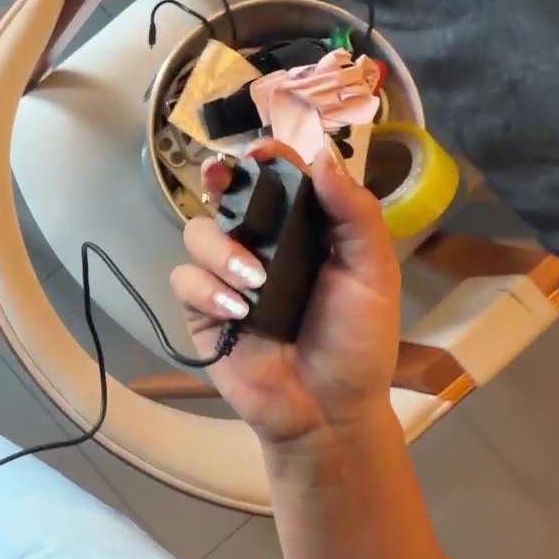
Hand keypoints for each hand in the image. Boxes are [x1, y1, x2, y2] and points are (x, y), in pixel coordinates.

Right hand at [169, 141, 400, 446]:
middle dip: (219, 182)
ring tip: (253, 280)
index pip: (276, 180)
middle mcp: (259, 245)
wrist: (329, 407)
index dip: (266, 158)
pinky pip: (185, 279)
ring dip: (221, 250)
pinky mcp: (201, 309)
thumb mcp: (374, 273)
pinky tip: (237, 310)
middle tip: (222, 179)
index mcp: (302, 230)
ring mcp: (226, 276)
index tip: (262, 151)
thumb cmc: (358, 340)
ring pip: (197, 234)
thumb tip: (321, 159)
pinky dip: (207, 288)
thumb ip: (353, 214)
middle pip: (225, 197)